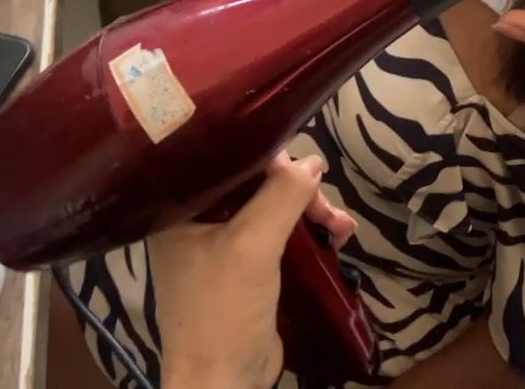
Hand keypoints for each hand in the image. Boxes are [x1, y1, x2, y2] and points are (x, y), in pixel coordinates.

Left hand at [147, 154, 355, 388]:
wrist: (223, 388)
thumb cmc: (223, 312)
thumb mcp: (253, 245)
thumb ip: (282, 195)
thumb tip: (313, 161)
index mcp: (182, 210)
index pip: (228, 161)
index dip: (269, 157)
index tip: (303, 168)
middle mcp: (199, 221)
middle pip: (258, 183)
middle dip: (300, 192)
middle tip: (326, 210)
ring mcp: (223, 246)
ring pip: (275, 207)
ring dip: (312, 211)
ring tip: (343, 229)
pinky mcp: (247, 267)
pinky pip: (282, 232)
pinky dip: (310, 231)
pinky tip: (338, 237)